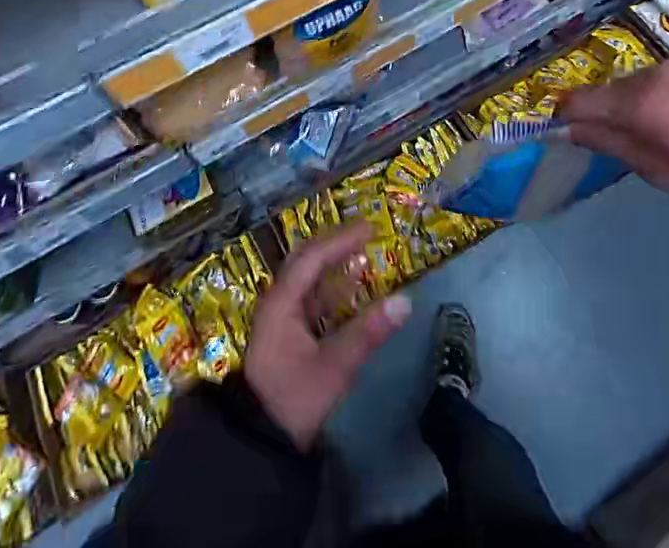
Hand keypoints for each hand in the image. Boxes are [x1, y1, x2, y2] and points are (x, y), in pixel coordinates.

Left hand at [245, 224, 411, 449]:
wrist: (263, 440)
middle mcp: (278, 302)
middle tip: (367, 235)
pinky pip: (313, 299)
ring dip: (336, 266)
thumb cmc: (295, 399)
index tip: (370, 229)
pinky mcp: (289, 335)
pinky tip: (353, 291)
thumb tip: (404, 300)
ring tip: (365, 255)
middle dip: (336, 245)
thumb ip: (368, 332)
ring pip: (309, 280)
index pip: (311, 258)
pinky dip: (334, 290)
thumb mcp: (334, 367)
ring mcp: (282, 318)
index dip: (340, 240)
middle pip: (306, 262)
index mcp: (280, 302)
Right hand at [560, 57, 668, 214]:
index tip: (566, 136)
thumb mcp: (662, 173)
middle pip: (603, 90)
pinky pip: (655, 77)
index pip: (579, 101)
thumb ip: (610, 145)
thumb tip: (568, 131)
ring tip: (655, 132)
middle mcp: (653, 72)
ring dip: (627, 104)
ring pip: (629, 82)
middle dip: (600, 113)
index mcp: (642, 102)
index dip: (565, 118)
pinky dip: (651, 94)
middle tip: (618, 144)